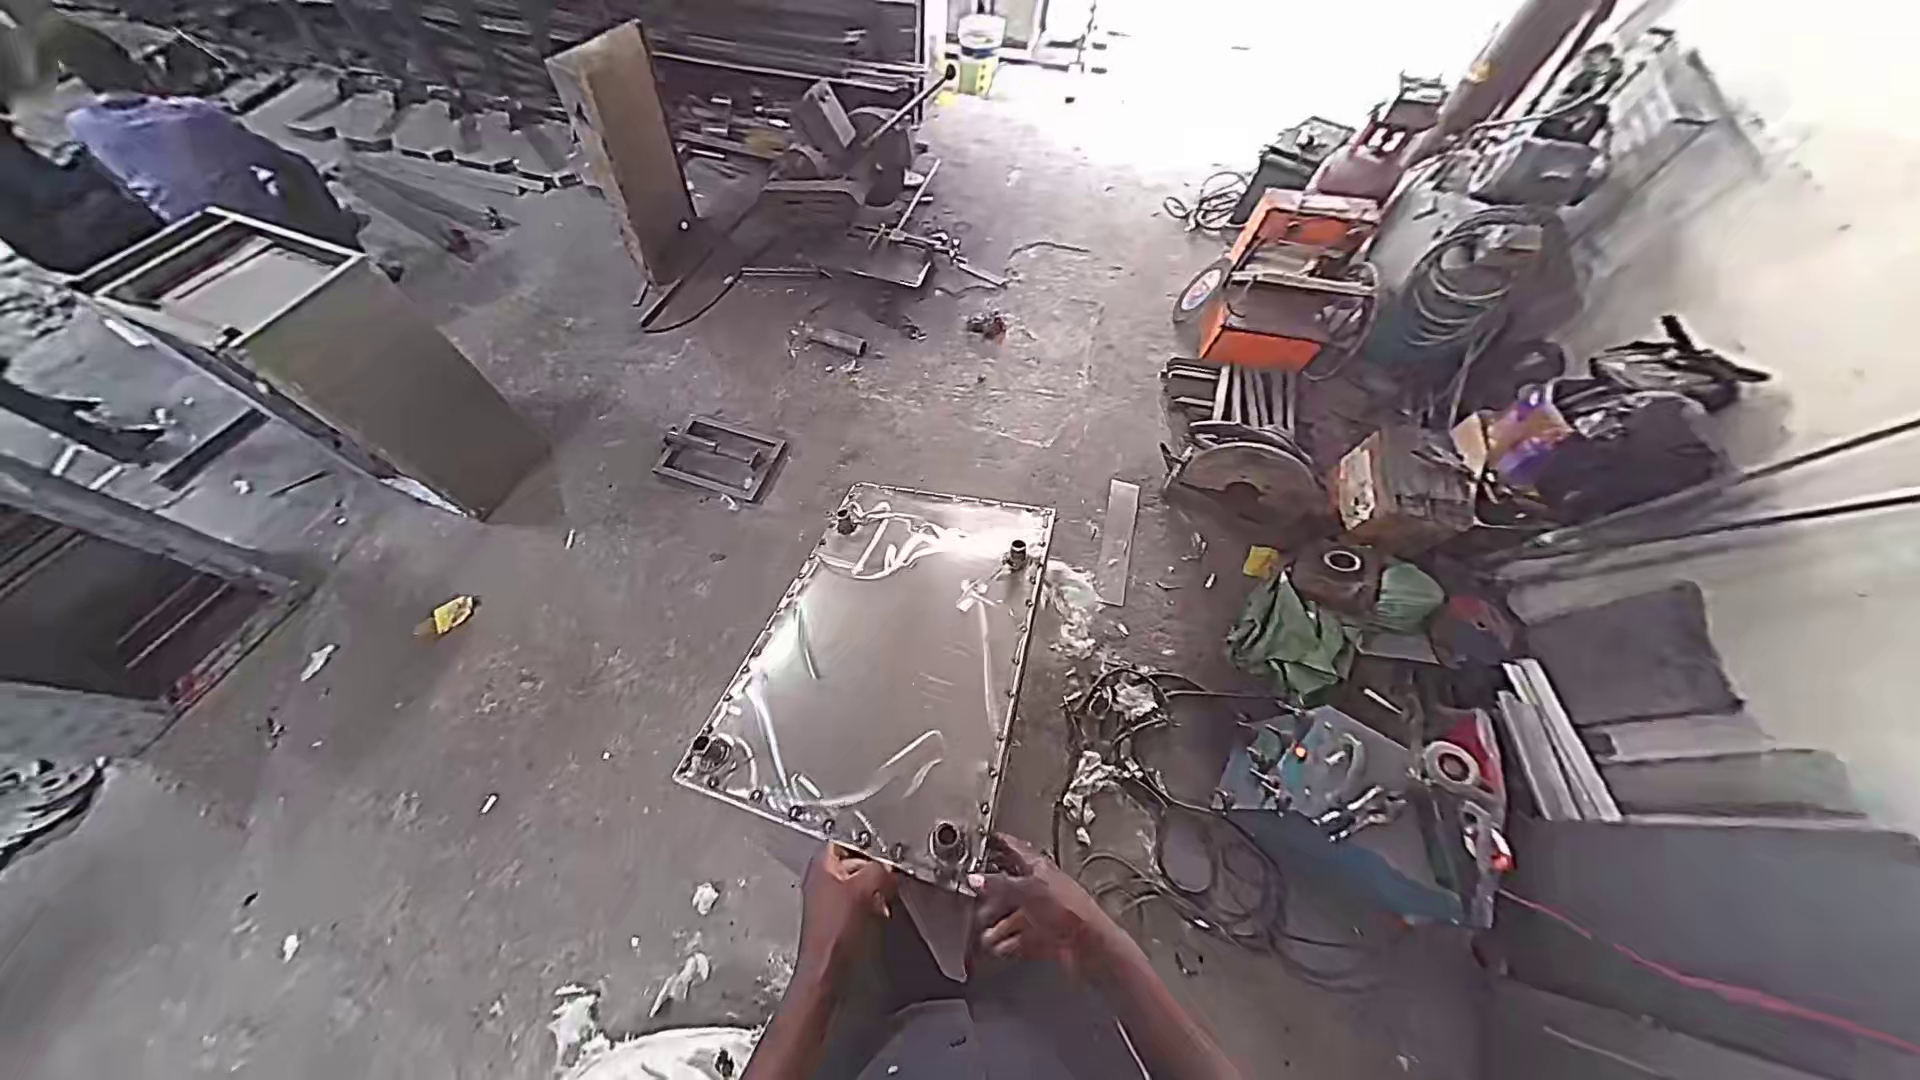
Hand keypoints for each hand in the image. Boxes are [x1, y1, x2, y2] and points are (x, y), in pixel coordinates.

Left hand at [796, 842, 895, 983]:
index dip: (866, 844)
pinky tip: (880, 911)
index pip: (845, 840)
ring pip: (858, 882)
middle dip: (874, 868)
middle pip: (854, 861)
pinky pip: (857, 900)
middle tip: (888, 876)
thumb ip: (879, 869)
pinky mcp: (836, 917)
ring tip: (886, 897)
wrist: (827, 971)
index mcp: (821, 865)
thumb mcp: (864, 889)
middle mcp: (820, 879)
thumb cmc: (836, 930)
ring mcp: (827, 899)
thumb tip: (887, 866)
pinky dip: (870, 903)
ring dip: (875, 888)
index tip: (882, 851)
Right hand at [970, 832, 1123, 976]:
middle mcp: (1042, 888)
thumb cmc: (1069, 909)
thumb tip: (976, 878)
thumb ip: (999, 884)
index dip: (1001, 845)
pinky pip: (1021, 939)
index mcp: (1040, 868)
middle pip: (1012, 887)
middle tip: (974, 899)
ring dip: (998, 926)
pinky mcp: (1046, 938)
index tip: (987, 841)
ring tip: (981, 934)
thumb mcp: (1028, 890)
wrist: (1091, 946)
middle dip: (992, 895)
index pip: (1016, 850)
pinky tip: (997, 949)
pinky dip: (1007, 944)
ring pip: (1015, 916)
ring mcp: (1045, 914)